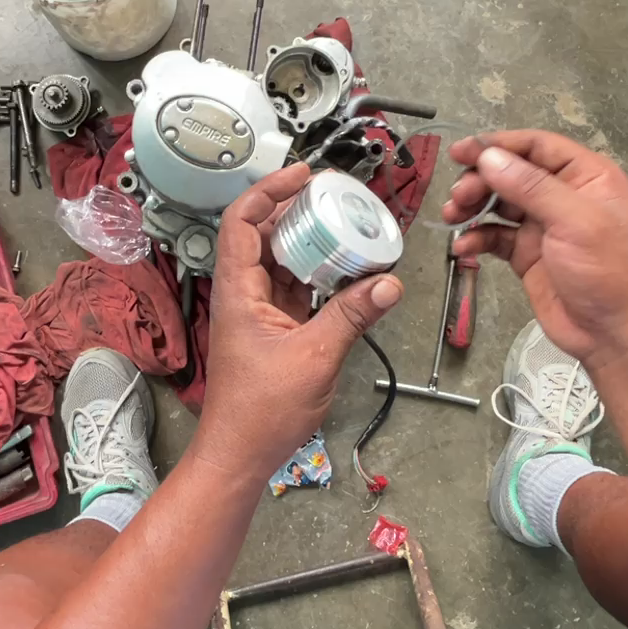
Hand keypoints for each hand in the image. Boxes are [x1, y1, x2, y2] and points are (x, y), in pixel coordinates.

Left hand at [196, 164, 404, 480]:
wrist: (241, 453)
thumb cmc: (262, 411)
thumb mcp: (314, 358)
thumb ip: (351, 317)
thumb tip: (389, 284)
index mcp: (238, 290)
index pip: (241, 222)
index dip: (269, 190)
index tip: (303, 175)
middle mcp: (244, 291)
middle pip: (263, 233)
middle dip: (296, 209)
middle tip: (335, 195)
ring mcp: (258, 309)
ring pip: (281, 259)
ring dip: (310, 240)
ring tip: (346, 224)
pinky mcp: (273, 325)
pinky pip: (294, 285)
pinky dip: (318, 272)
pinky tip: (346, 268)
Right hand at [441, 131, 627, 367]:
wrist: (617, 336)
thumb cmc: (610, 273)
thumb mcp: (575, 222)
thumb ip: (531, 187)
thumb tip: (488, 157)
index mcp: (586, 177)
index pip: (536, 146)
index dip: (497, 144)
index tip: (459, 152)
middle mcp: (563, 195)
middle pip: (510, 172)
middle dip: (480, 180)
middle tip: (458, 197)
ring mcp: (543, 225)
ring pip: (497, 203)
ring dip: (471, 206)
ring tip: (452, 217)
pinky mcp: (526, 254)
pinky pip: (493, 236)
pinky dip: (475, 238)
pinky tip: (462, 247)